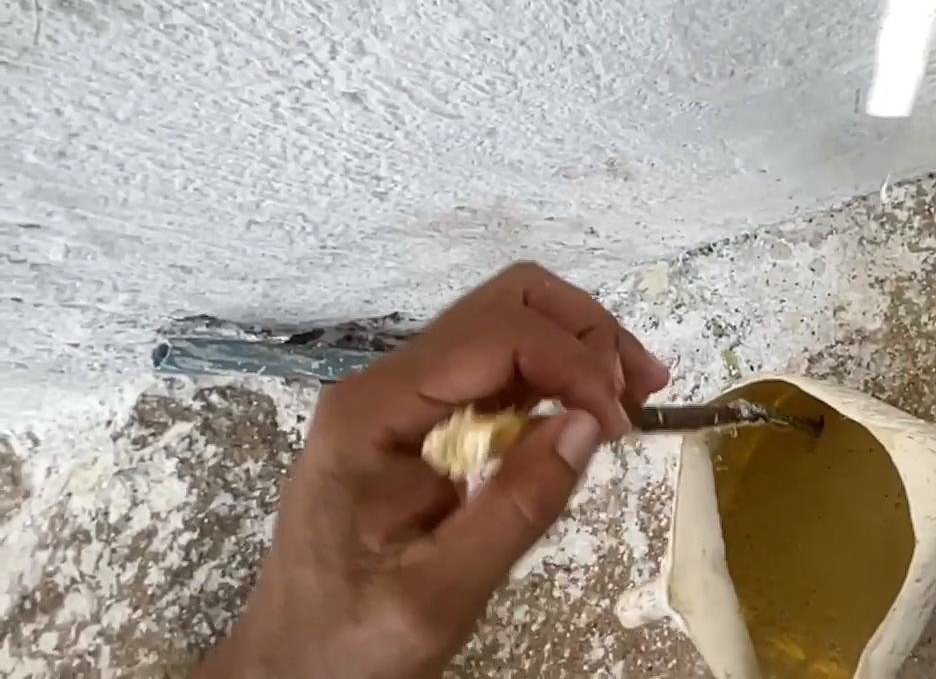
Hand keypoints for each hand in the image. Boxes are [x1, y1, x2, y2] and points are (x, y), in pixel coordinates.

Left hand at [197, 263, 669, 678]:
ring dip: (589, 343)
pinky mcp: (441, 407)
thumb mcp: (435, 599)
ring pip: (522, 316)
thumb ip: (515, 509)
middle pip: (513, 301)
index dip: (573, 363)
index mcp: (377, 412)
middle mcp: (394, 380)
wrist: (289, 675)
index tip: (619, 421)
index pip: (499, 336)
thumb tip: (592, 423)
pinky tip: (603, 403)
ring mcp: (417, 389)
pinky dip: (572, 366)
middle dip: (588, 332)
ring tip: (638, 390)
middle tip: (638, 387)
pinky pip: (519, 357)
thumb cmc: (350, 643)